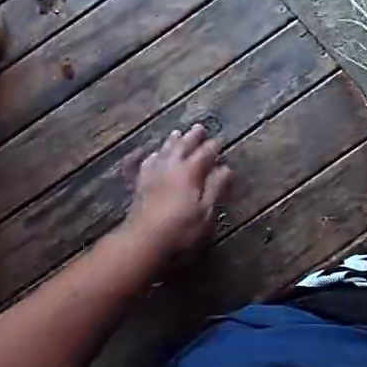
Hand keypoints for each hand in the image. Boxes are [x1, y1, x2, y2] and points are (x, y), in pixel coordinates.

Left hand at [121, 125, 232, 263]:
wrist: (143, 239)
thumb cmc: (180, 229)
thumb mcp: (205, 211)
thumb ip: (215, 188)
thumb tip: (226, 169)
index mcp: (189, 172)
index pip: (205, 153)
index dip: (213, 146)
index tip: (220, 141)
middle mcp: (171, 167)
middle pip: (182, 146)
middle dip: (193, 137)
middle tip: (200, 128)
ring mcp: (153, 173)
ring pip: (164, 150)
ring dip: (173, 141)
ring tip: (178, 133)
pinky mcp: (140, 183)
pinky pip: (148, 162)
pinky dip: (155, 155)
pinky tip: (155, 155)